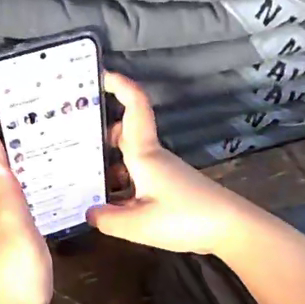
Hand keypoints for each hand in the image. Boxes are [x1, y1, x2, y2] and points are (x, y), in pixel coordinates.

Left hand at [0, 105, 53, 303]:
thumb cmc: (19, 277)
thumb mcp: (18, 233)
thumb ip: (8, 199)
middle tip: (8, 119)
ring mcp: (2, 230)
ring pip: (2, 189)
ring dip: (8, 165)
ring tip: (23, 146)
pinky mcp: (13, 242)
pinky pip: (14, 203)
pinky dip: (20, 188)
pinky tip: (35, 191)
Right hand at [86, 73, 259, 255]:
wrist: (232, 229)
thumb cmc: (187, 219)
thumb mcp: (139, 226)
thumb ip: (108, 219)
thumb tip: (88, 212)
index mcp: (145, 155)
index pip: (135, 108)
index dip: (120, 86)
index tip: (100, 74)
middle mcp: (153, 158)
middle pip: (125, 133)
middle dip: (100, 131)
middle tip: (72, 139)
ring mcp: (162, 173)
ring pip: (129, 159)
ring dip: (107, 163)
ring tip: (79, 177)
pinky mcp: (169, 188)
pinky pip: (137, 177)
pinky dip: (120, 184)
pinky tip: (107, 204)